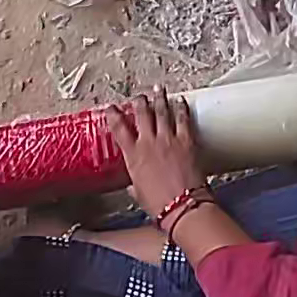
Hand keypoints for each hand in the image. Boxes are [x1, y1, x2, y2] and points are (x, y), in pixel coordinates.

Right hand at [104, 87, 205, 219]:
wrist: (183, 206)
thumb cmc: (159, 204)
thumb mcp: (139, 193)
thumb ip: (135, 184)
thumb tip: (134, 187)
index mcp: (133, 155)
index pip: (118, 129)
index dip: (113, 115)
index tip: (110, 108)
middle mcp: (149, 142)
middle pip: (142, 113)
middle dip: (139, 101)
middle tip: (138, 96)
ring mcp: (168, 139)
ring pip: (162, 111)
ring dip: (159, 98)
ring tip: (158, 89)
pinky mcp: (186, 141)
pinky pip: (183, 119)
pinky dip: (181, 108)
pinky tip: (181, 101)